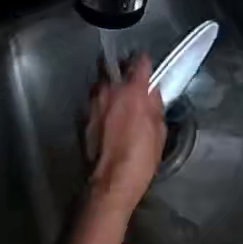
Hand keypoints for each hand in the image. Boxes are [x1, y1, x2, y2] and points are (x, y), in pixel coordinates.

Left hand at [83, 53, 165, 213]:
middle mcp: (111, 90)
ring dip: (110, 87)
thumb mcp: (159, 130)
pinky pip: (95, 101)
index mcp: (133, 90)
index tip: (148, 68)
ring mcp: (94, 102)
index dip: (146, 63)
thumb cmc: (140, 157)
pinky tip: (108, 117)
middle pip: (116, 66)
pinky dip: (102, 104)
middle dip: (124, 70)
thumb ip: (155, 105)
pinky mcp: (83, 116)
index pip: (140, 61)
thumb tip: (151, 93)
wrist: (110, 182)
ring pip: (102, 83)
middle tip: (132, 81)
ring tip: (119, 99)